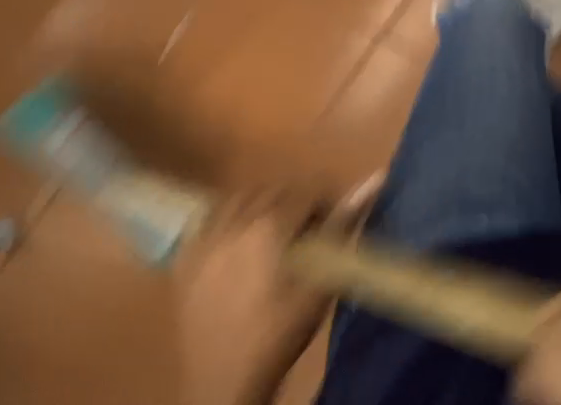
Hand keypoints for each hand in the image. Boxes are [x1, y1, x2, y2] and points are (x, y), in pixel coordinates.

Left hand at [174, 189, 339, 404]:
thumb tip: (376, 177)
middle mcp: (234, 224)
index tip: (334, 223)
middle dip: (296, 201)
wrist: (223, 382)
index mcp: (270, 227)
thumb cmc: (282, 331)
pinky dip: (227, 221)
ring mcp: (204, 241)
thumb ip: (344, 225)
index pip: (308, 190)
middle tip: (308, 230)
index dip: (327, 202)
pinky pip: (207, 221)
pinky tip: (236, 243)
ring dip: (261, 206)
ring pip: (238, 199)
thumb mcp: (322, 282)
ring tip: (273, 233)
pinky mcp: (184, 261)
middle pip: (273, 190)